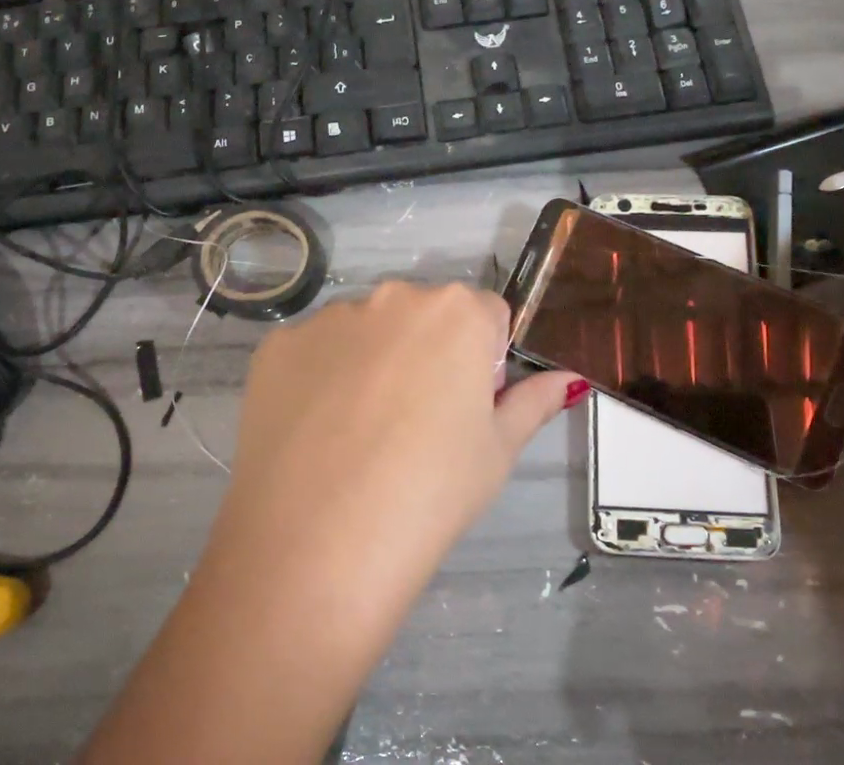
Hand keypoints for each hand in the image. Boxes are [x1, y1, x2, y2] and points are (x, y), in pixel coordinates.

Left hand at [223, 281, 582, 574]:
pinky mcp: (277, 347)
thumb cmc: (430, 494)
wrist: (317, 544)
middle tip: (417, 426)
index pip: (488, 315)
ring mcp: (328, 320)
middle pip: (425, 316)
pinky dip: (321, 380)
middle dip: (429, 353)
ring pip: (367, 331)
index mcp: (457, 313)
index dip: (484, 361)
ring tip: (360, 437)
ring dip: (373, 362)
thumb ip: (533, 402)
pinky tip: (318, 435)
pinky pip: (314, 353)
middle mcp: (392, 297)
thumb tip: (566, 380)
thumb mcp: (497, 452)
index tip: (467, 408)